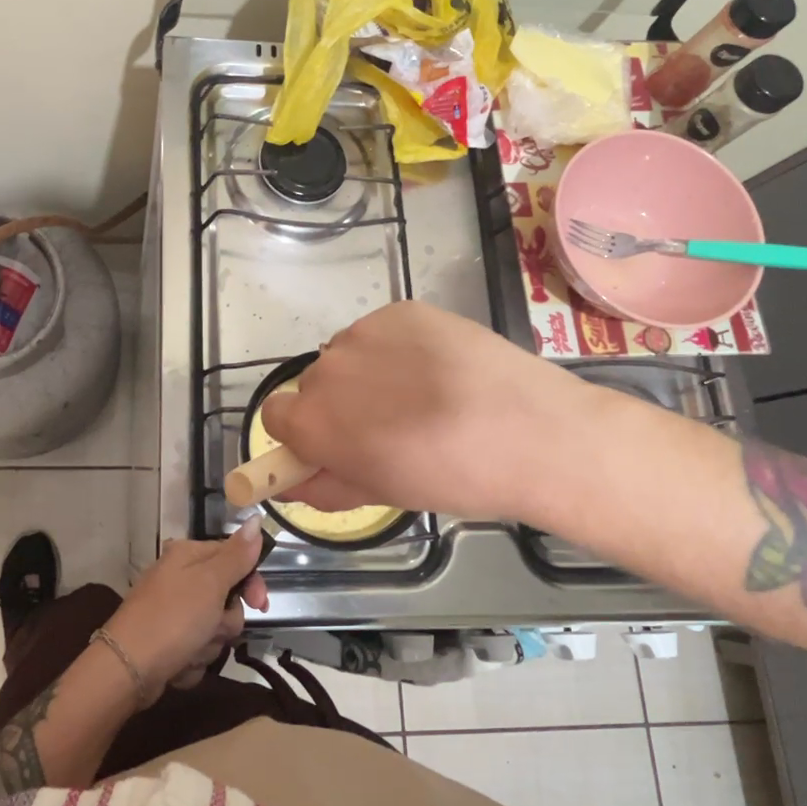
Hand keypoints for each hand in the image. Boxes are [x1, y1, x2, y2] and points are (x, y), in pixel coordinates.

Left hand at [101, 517, 267, 703]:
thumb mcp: (211, 582)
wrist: (128, 669)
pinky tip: (178, 663)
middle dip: (225, 621)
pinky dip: (192, 660)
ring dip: (208, 644)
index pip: (235, 558)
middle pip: (227, 598)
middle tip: (212, 628)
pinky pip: (197, 649)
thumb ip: (237, 554)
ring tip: (190, 649)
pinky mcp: (169, 641)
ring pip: (214, 628)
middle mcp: (180, 578)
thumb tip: (256, 517)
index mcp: (188, 556)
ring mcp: (173, 612)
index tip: (260, 605)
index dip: (251, 582)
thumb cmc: (173, 619)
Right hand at [261, 301, 631, 523]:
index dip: (301, 432)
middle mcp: (327, 370)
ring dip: (368, 372)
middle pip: (315, 384)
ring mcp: (365, 333)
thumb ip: (324, 486)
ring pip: (349, 354)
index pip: (274, 416)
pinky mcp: (402, 311)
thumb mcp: (383, 495)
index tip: (333, 444)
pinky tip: (440, 370)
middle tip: (388, 425)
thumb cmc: (452, 478)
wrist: (532, 433)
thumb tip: (293, 481)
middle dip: (340, 403)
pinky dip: (399, 348)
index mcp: (313, 422)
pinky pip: (382, 331)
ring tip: (423, 395)